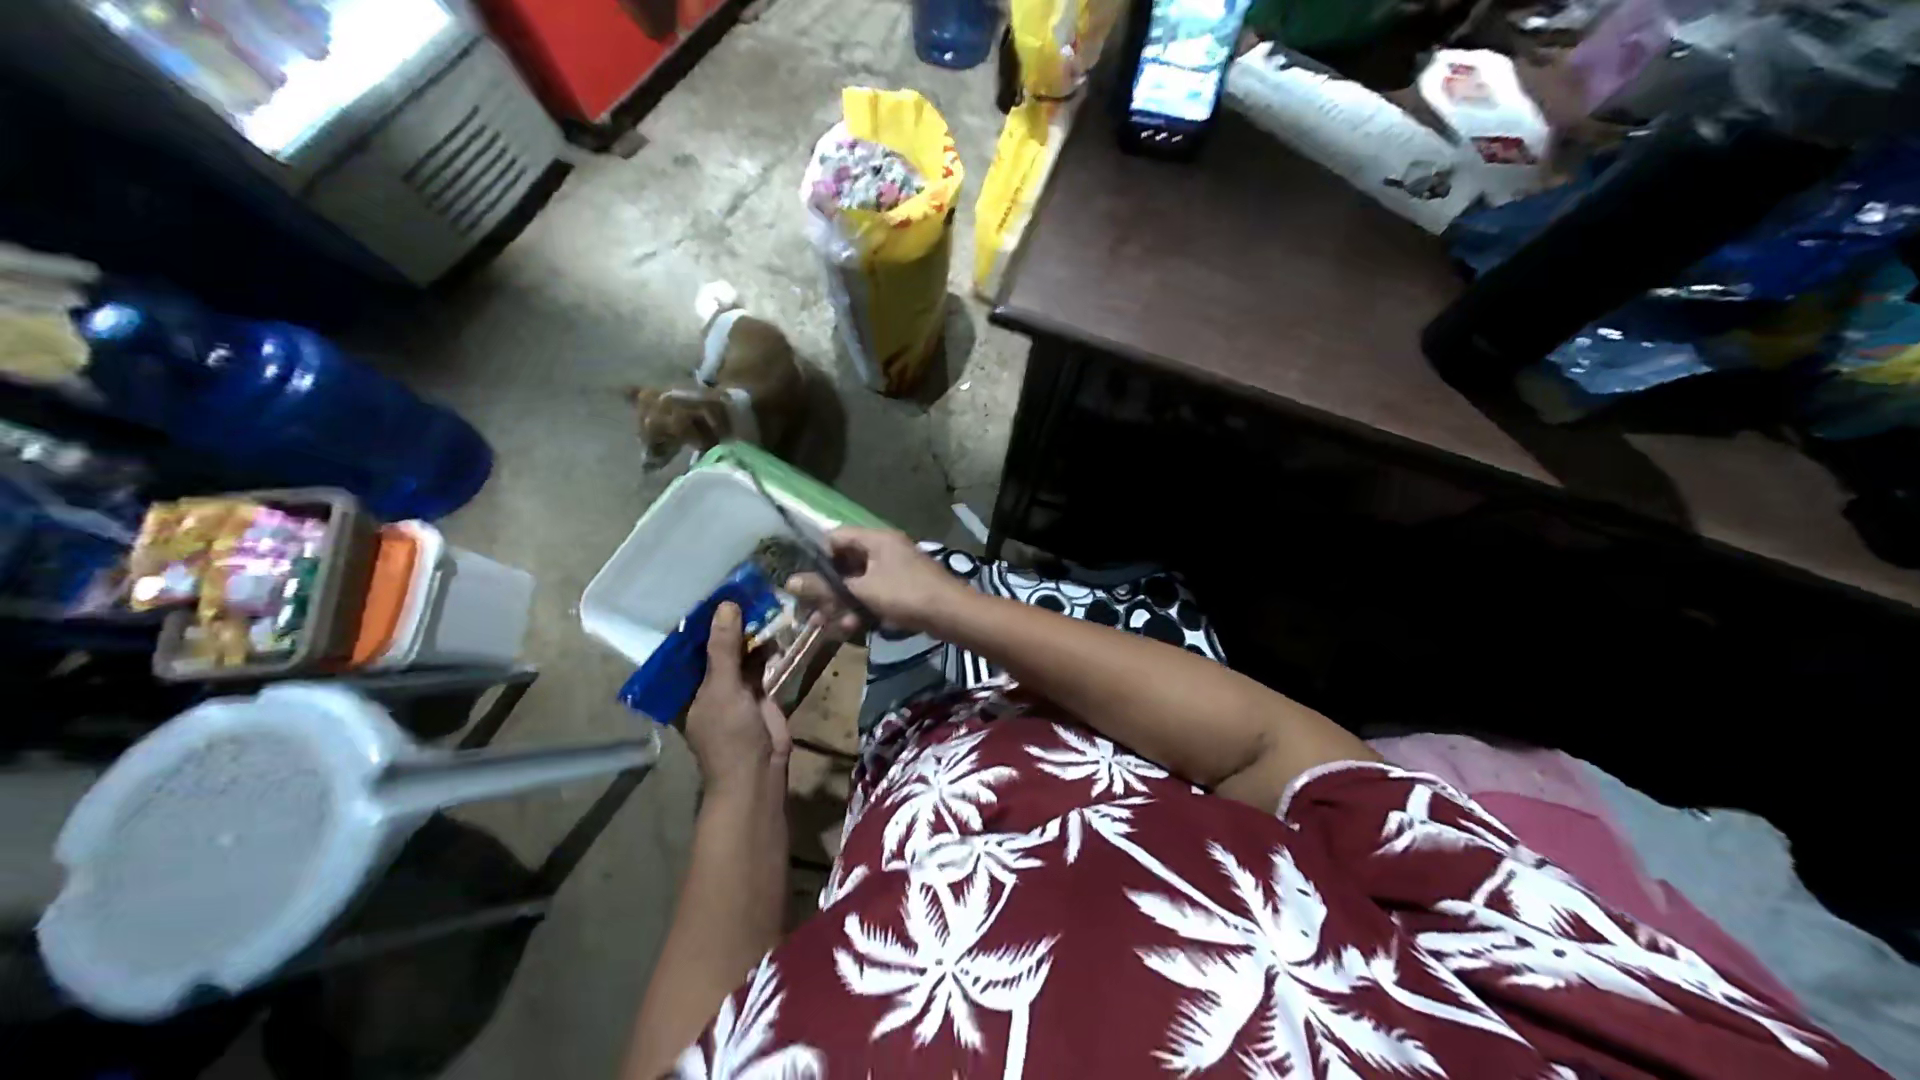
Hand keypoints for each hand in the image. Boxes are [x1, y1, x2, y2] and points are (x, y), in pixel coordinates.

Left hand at [684, 602, 789, 791]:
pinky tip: (777, 626)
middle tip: (745, 587)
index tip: (715, 588)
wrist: (758, 773)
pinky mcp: (759, 692)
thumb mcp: (723, 688)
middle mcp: (708, 683)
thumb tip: (726, 605)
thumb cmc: (729, 734)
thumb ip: (724, 648)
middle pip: (718, 646)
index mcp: (687, 685)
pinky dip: (768, 647)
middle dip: (731, 622)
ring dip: (752, 631)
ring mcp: (735, 688)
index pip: (690, 645)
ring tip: (763, 598)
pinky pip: (761, 663)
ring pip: (741, 653)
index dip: (702, 619)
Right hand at [786, 527, 969, 636]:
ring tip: (826, 625)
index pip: (836, 537)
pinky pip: (872, 595)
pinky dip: (860, 609)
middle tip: (810, 609)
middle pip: (845, 563)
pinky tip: (850, 628)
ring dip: (841, 603)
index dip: (816, 556)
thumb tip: (789, 582)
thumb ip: (826, 587)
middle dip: (827, 588)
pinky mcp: (902, 590)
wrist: (951, 614)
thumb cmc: (905, 595)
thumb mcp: (862, 591)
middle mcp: (884, 549)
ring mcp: (894, 570)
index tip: (803, 578)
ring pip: (858, 583)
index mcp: (876, 539)